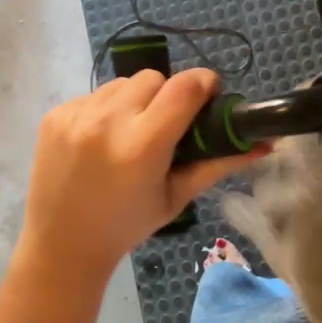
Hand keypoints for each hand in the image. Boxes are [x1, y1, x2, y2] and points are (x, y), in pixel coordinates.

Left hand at [20, 69, 265, 280]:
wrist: (62, 244)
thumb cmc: (127, 225)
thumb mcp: (177, 196)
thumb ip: (220, 163)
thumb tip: (266, 143)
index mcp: (142, 146)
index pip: (185, 87)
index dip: (204, 83)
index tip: (209, 94)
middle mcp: (107, 122)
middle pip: (154, 78)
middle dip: (167, 95)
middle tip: (167, 125)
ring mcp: (76, 116)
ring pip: (122, 83)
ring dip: (134, 100)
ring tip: (130, 134)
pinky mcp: (55, 115)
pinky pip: (93, 95)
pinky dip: (104, 111)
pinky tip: (100, 142)